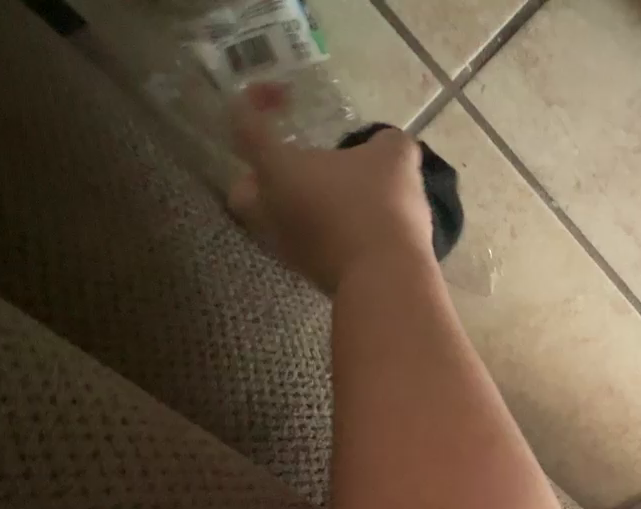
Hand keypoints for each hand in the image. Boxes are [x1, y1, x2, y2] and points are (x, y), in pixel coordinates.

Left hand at [227, 84, 434, 293]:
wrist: (389, 281)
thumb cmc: (379, 209)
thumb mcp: (395, 159)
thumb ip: (389, 143)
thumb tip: (391, 144)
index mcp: (276, 169)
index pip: (245, 123)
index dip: (257, 100)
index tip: (284, 96)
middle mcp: (270, 210)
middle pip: (245, 189)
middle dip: (261, 177)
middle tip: (293, 170)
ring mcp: (290, 250)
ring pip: (277, 224)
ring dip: (296, 211)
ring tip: (330, 205)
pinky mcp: (315, 278)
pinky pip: (308, 250)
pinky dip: (323, 238)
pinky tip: (352, 234)